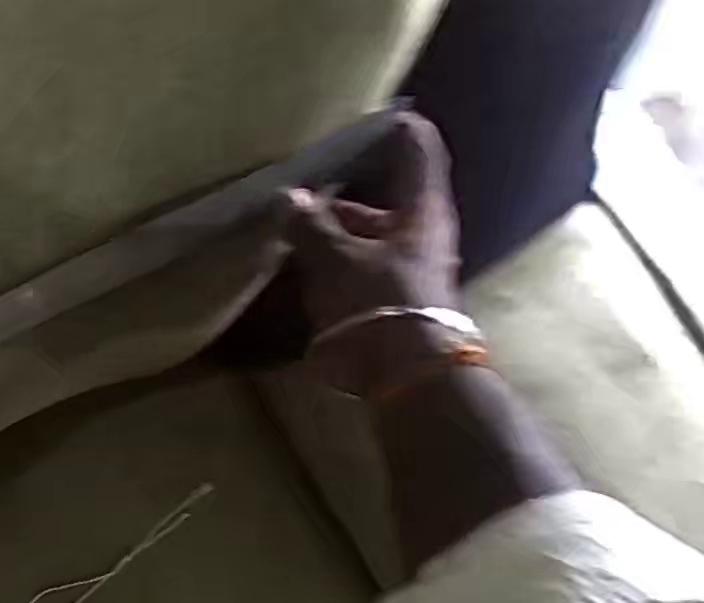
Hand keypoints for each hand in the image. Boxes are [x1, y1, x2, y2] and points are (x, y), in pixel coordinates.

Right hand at [281, 112, 460, 334]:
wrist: (400, 372)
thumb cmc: (378, 303)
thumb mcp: (338, 260)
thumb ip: (311, 228)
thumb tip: (286, 198)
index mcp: (420, 210)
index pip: (414, 148)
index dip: (388, 129)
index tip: (350, 128)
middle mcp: (416, 234)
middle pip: (377, 204)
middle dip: (335, 202)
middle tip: (294, 199)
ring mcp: (400, 271)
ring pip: (360, 242)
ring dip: (325, 240)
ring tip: (283, 239)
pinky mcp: (382, 303)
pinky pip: (351, 274)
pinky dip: (325, 270)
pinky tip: (294, 275)